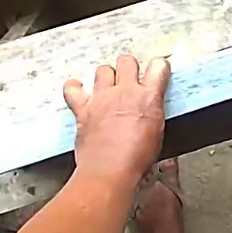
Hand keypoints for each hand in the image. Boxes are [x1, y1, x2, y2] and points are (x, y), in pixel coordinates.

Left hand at [63, 53, 169, 183]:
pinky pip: (73, 88)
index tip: (156, 70)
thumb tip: (149, 110)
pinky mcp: (84, 108)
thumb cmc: (135, 160)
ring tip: (107, 86)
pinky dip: (74, 88)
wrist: (110, 171)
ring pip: (103, 69)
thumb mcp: (157, 134)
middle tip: (129, 78)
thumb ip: (152, 114)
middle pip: (126, 61)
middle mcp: (125, 92)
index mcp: (149, 98)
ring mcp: (102, 98)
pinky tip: (78, 90)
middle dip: (128, 67)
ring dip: (106, 76)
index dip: (158, 67)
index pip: (158, 67)